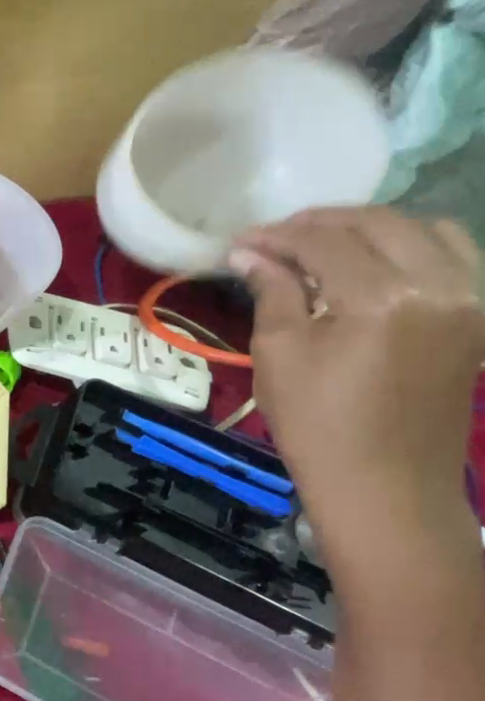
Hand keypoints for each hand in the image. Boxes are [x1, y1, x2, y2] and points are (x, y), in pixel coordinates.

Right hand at [232, 207, 483, 549]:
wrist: (385, 477)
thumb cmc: (316, 420)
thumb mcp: (278, 352)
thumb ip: (273, 292)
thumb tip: (251, 254)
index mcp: (381, 298)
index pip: (324, 242)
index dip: (276, 236)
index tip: (238, 241)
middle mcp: (439, 287)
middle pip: (378, 224)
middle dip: (320, 223)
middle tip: (273, 238)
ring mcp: (472, 299)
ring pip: (424, 230)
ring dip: (368, 229)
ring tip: (321, 245)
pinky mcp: (481, 314)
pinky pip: (456, 255)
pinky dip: (412, 245)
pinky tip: (373, 262)